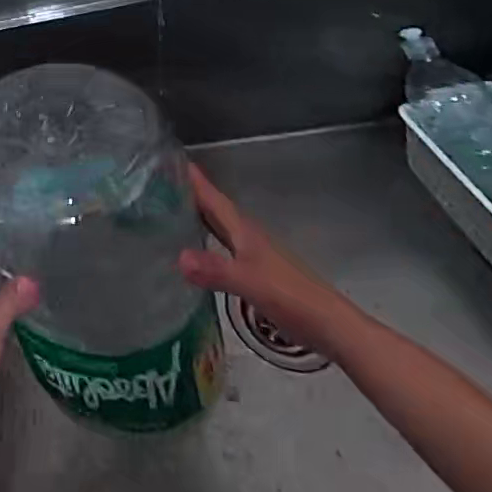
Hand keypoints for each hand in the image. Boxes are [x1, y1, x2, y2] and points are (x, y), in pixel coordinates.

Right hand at [176, 162, 344, 352]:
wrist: (332, 329)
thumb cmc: (293, 298)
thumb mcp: (250, 282)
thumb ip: (216, 270)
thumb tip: (179, 257)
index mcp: (244, 232)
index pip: (214, 199)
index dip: (194, 180)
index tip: (170, 162)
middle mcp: (247, 238)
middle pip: (215, 210)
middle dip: (190, 194)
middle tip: (159, 184)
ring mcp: (253, 255)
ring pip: (219, 227)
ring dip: (197, 216)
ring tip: (169, 211)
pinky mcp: (256, 274)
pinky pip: (222, 247)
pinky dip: (206, 241)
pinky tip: (194, 251)